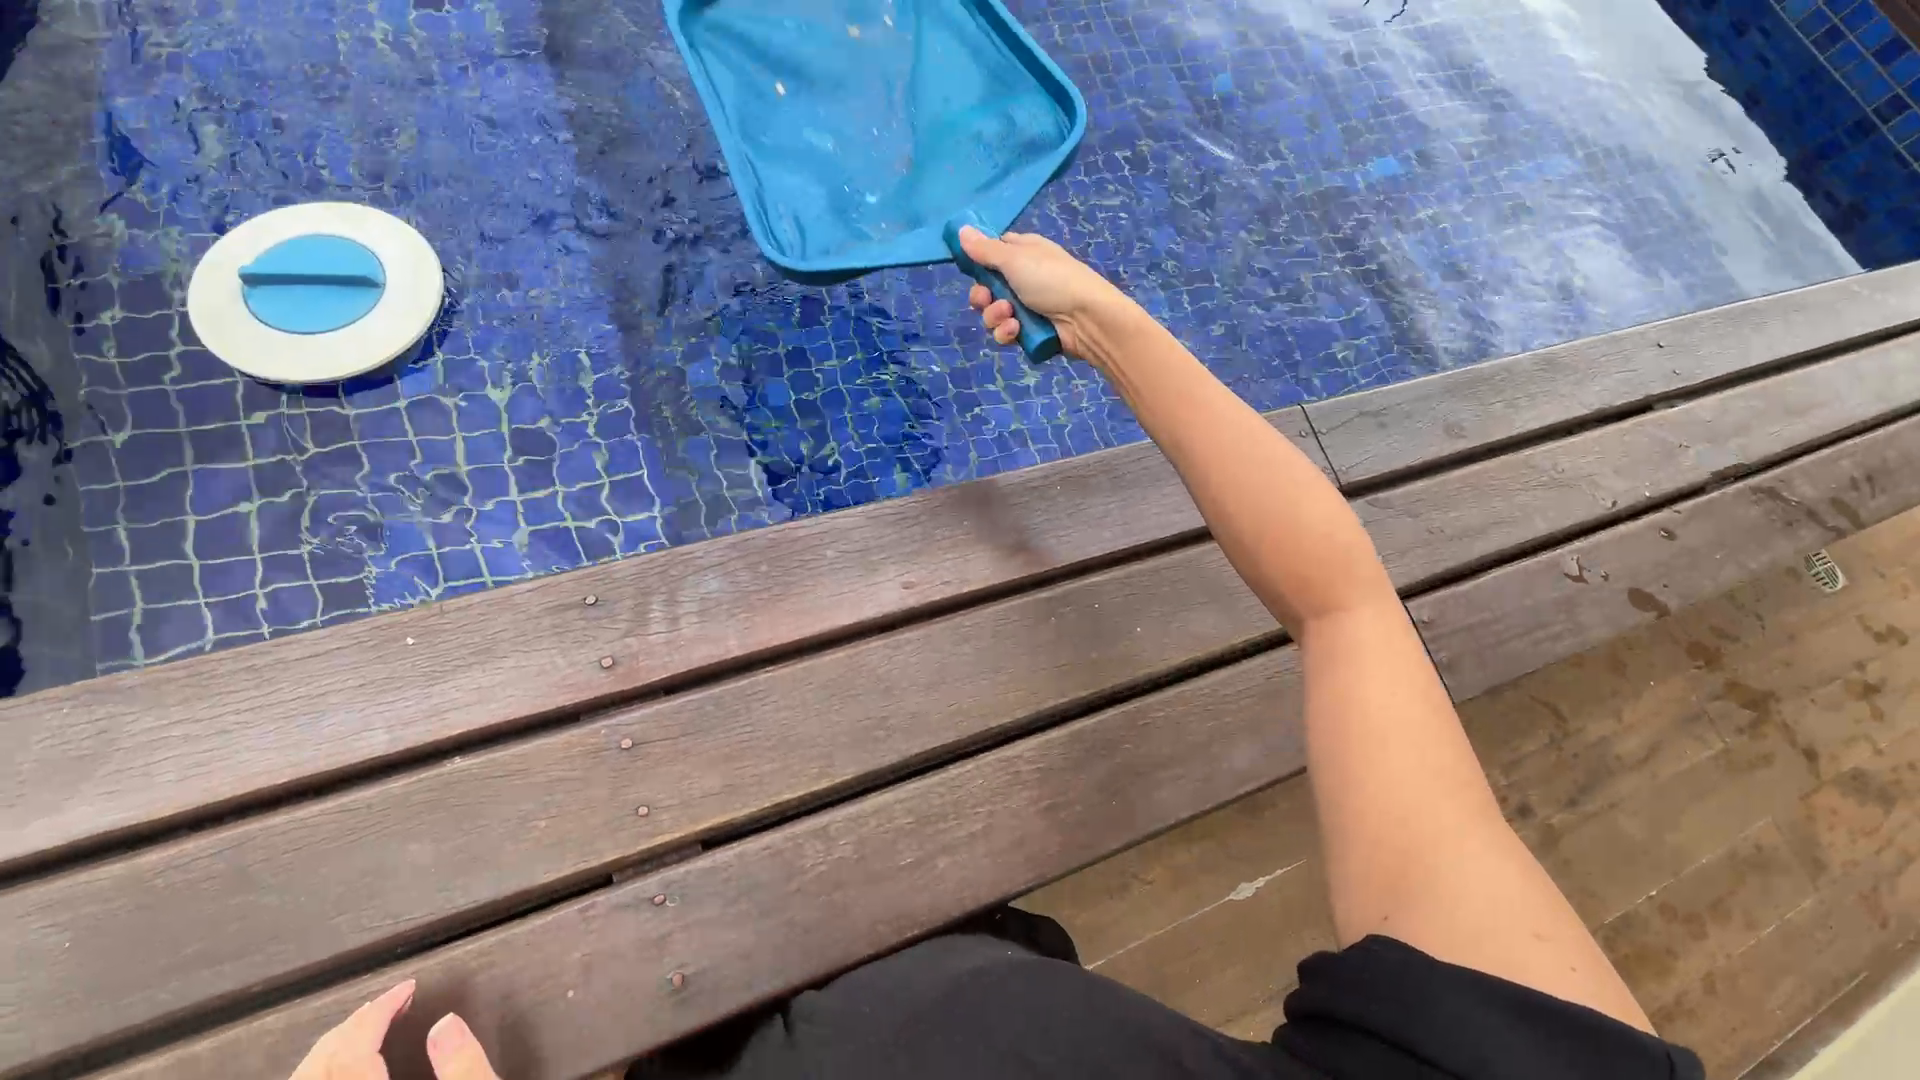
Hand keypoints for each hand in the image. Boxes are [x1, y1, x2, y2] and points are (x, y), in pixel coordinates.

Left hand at [290, 980, 503, 1079]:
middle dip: (353, 1024)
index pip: (354, 1048)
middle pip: (320, 1064)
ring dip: (333, 1047)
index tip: (407, 988)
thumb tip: (446, 1022)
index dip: (380, 1010)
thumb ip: (465, 1067)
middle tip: (390, 1002)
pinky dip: (324, 1070)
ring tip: (367, 1028)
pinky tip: (347, 1066)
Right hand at [958, 227, 1136, 365]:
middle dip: (982, 297)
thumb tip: (961, 229)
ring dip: (995, 317)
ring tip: (1010, 316)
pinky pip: (1005, 333)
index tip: (970, 269)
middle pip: (986, 289)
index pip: (992, 253)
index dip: (978, 263)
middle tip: (988, 298)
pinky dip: (1007, 333)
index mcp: (1022, 253)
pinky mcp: (1029, 332)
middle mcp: (1023, 278)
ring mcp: (1026, 306)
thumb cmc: (1052, 279)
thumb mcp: (1015, 259)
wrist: (1086, 318)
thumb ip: (985, 249)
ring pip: (992, 314)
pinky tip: (1017, 331)